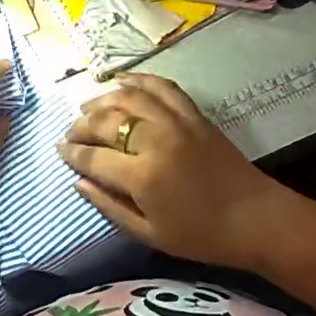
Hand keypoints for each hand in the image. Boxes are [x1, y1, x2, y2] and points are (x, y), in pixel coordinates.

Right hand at [57, 74, 297, 270]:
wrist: (256, 218)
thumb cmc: (201, 235)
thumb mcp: (148, 233)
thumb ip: (109, 206)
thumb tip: (78, 181)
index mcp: (142, 176)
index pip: (94, 157)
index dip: (71, 153)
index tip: (59, 150)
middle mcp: (156, 140)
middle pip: (107, 121)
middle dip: (82, 125)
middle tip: (70, 132)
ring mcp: (177, 122)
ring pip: (130, 97)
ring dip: (104, 99)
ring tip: (88, 107)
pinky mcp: (195, 115)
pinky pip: (163, 87)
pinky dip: (140, 80)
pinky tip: (123, 81)